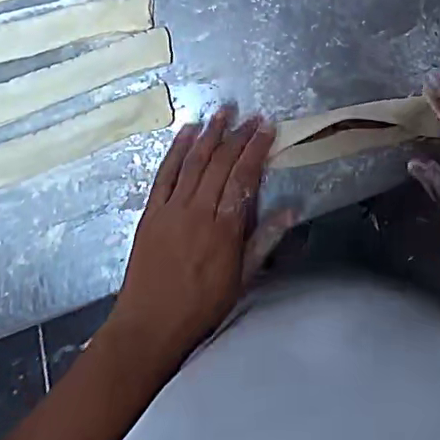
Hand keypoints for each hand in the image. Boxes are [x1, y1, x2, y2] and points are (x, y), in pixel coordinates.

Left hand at [105, 105, 289, 363]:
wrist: (147, 327)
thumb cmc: (201, 306)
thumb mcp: (242, 278)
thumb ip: (265, 239)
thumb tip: (292, 209)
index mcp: (224, 227)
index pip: (244, 176)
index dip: (257, 148)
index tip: (267, 127)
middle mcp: (198, 211)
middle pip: (221, 163)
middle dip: (238, 135)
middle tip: (251, 116)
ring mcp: (171, 209)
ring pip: (194, 161)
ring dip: (210, 133)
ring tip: (223, 111)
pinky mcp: (150, 213)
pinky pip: (164, 174)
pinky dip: (176, 150)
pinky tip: (186, 132)